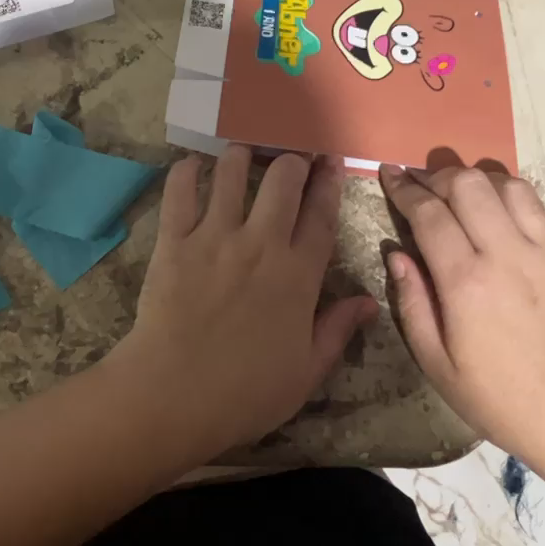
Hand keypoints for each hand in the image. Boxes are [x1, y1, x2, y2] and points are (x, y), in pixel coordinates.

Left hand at [110, 146, 380, 459]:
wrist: (174, 394)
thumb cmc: (246, 392)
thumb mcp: (306, 372)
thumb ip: (338, 330)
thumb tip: (370, 301)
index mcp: (298, 276)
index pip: (321, 214)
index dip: (329, 182)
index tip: (331, 159)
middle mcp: (261, 244)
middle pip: (283, 179)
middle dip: (291, 158)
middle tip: (290, 154)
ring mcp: (215, 236)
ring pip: (233, 172)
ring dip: (241, 155)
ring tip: (244, 151)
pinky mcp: (174, 239)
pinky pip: (181, 190)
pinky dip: (187, 171)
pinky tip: (193, 165)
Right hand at [379, 164, 544, 469]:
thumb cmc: (500, 400)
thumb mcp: (436, 364)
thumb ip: (411, 302)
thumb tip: (397, 254)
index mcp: (466, 282)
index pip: (428, 212)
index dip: (403, 188)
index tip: (387, 174)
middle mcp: (505, 255)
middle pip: (466, 184)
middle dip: (435, 176)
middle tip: (419, 187)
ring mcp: (542, 253)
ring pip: (505, 184)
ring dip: (474, 179)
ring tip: (457, 194)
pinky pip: (535, 205)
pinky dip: (507, 193)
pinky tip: (494, 209)